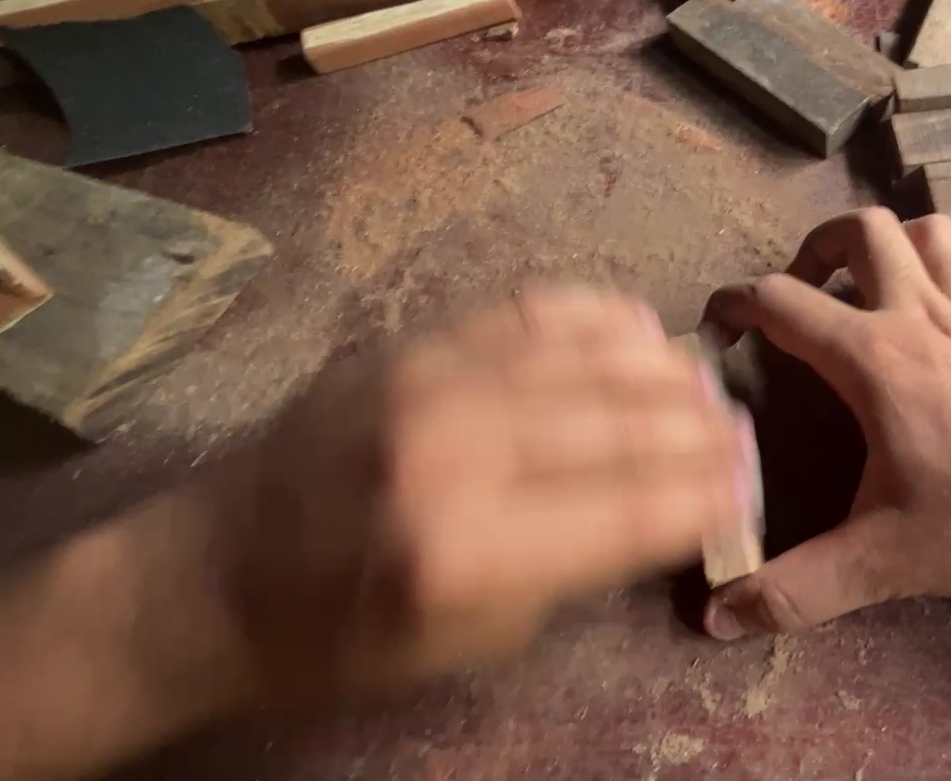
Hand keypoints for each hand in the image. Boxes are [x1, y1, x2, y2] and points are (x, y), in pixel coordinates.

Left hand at [196, 286, 744, 703]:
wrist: (206, 576)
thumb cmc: (344, 634)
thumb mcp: (473, 639)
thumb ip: (578, 564)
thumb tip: (668, 505)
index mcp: (468, 551)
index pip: (631, 512)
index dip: (702, 498)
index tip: (744, 488)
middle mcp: (457, 452)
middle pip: (622, 426)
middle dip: (700, 431)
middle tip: (742, 434)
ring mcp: (434, 382)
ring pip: (591, 357)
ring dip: (666, 370)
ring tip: (709, 383)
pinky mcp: (416, 343)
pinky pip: (533, 311)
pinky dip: (599, 314)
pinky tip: (641, 326)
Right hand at [697, 209, 950, 639]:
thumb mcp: (880, 562)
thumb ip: (792, 591)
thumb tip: (715, 620)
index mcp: (875, 359)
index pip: (783, 301)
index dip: (736, 302)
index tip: (720, 324)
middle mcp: (923, 316)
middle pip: (863, 229)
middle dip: (819, 245)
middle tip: (808, 295)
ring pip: (933, 231)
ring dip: (896, 244)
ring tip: (876, 285)